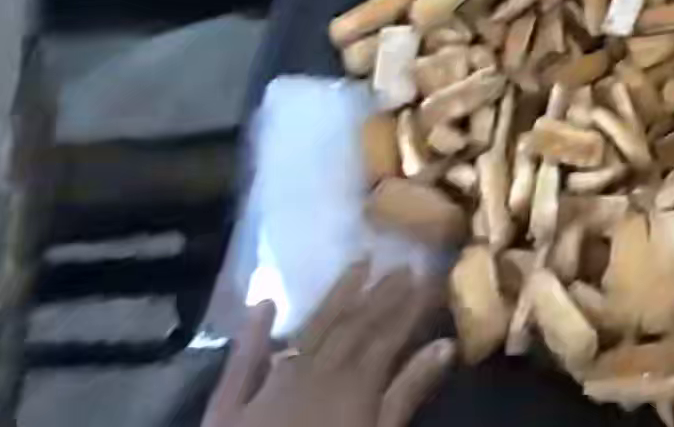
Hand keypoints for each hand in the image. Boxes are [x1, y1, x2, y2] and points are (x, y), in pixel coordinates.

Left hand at [201, 261, 454, 426]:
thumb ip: (408, 393)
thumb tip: (447, 343)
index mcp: (355, 383)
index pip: (392, 332)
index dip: (414, 303)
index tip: (434, 275)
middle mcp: (316, 373)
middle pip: (355, 324)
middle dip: (383, 293)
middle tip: (404, 264)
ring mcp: (269, 387)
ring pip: (311, 331)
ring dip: (336, 296)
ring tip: (360, 262)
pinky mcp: (227, 410)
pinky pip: (239, 368)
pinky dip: (252, 335)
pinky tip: (263, 303)